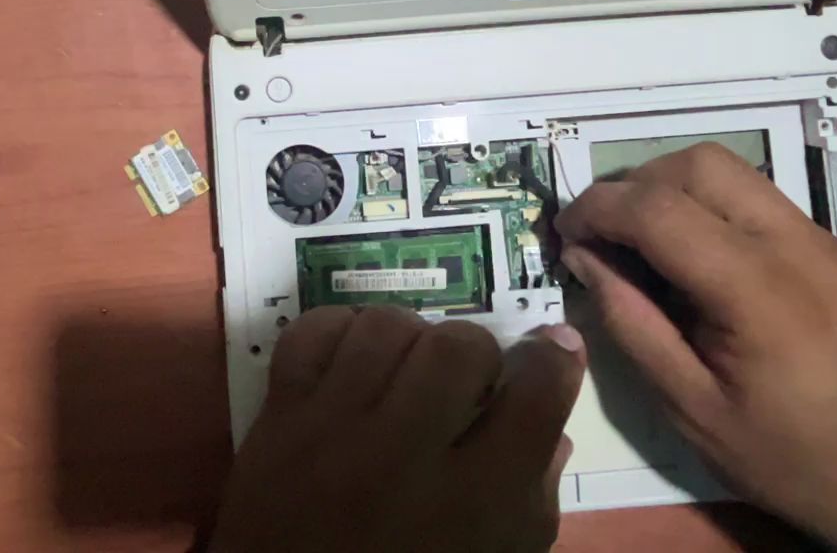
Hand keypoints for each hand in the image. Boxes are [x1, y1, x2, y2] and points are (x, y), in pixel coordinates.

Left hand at [207, 306, 585, 552]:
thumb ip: (529, 504)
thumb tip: (551, 426)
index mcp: (469, 509)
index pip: (533, 402)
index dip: (556, 361)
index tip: (556, 346)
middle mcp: (403, 456)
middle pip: (459, 348)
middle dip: (476, 350)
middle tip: (467, 379)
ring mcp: (332, 428)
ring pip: (387, 327)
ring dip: (409, 337)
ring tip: (406, 369)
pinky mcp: (280, 414)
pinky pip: (314, 331)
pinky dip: (340, 330)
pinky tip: (353, 361)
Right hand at [557, 144, 836, 552]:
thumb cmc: (793, 461)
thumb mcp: (691, 409)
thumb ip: (630, 323)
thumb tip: (583, 255)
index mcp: (760, 294)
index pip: (658, 210)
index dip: (597, 208)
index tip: (565, 232)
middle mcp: (797, 246)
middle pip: (696, 165)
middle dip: (633, 185)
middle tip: (605, 233)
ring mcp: (822, 240)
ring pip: (727, 168)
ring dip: (669, 185)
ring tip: (644, 237)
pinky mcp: (832, 246)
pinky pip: (753, 194)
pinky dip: (705, 201)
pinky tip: (694, 253)